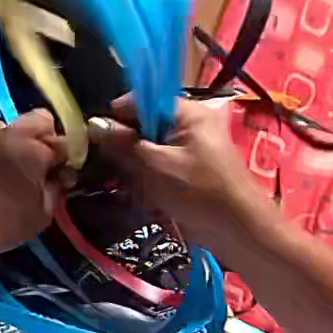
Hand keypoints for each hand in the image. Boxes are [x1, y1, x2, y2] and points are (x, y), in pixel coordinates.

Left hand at [0, 109, 68, 263]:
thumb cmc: (3, 224)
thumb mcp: (43, 215)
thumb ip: (57, 190)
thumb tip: (61, 176)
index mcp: (39, 151)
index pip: (66, 144)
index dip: (67, 160)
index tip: (62, 176)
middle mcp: (14, 134)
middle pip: (41, 119)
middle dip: (46, 137)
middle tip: (41, 164)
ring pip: (8, 123)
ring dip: (14, 137)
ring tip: (10, 161)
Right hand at [88, 98, 273, 254]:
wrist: (239, 232)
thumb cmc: (199, 192)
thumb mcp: (155, 165)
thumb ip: (122, 143)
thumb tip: (93, 123)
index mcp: (188, 112)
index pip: (142, 99)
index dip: (118, 116)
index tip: (99, 139)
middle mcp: (190, 124)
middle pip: (143, 124)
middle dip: (125, 145)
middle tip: (112, 166)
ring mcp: (190, 147)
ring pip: (147, 147)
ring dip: (134, 166)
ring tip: (128, 183)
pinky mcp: (188, 170)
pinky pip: (157, 165)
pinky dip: (146, 177)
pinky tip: (141, 193)